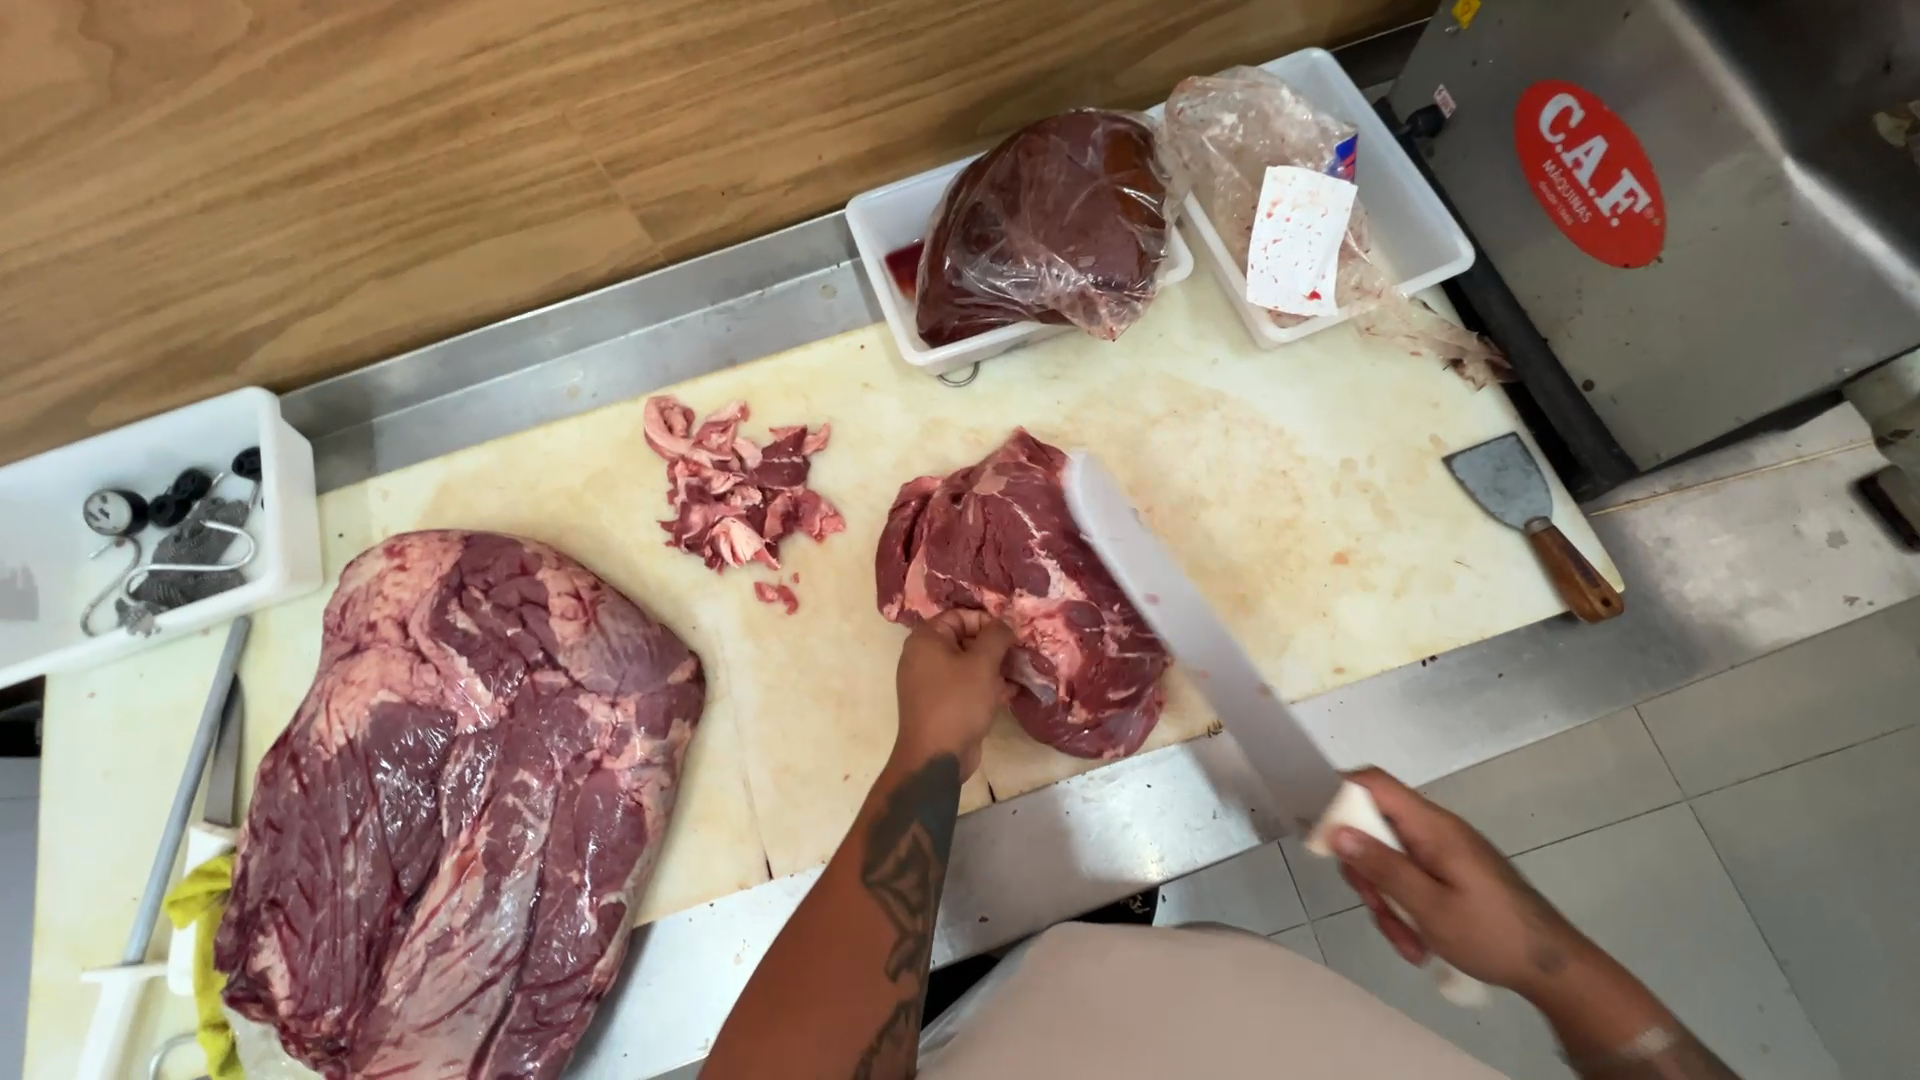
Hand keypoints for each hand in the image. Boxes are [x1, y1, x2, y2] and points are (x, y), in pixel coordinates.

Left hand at [894, 609, 1015, 778]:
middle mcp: (923, 657)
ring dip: (994, 667)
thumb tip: (1006, 621)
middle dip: (994, 646)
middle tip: (1020, 653)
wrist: (936, 757)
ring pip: (968, 665)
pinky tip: (1011, 693)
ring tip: (1021, 672)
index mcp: (926, 640)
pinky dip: (986, 686)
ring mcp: (931, 683)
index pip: (959, 616)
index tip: (1010, 634)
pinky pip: (966, 686)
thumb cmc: (957, 701)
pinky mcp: (941, 704)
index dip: (986, 621)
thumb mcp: (982, 663)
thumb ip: (996, 636)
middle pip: (964, 639)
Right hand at [1331, 768, 1594, 1000]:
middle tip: (1376, 908)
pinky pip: (1409, 877)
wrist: (1559, 972)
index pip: (1374, 783)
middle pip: (1374, 827)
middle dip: (1366, 871)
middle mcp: (1434, 830)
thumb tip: (1336, 831)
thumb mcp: (1429, 908)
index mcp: (1432, 826)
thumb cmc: (1494, 935)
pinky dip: (1405, 906)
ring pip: (1388, 859)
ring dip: (1386, 899)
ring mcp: (1443, 852)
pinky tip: (1419, 940)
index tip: (1319, 828)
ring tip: (1407, 941)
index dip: (1339, 792)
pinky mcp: (1449, 872)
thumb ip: (1381, 867)